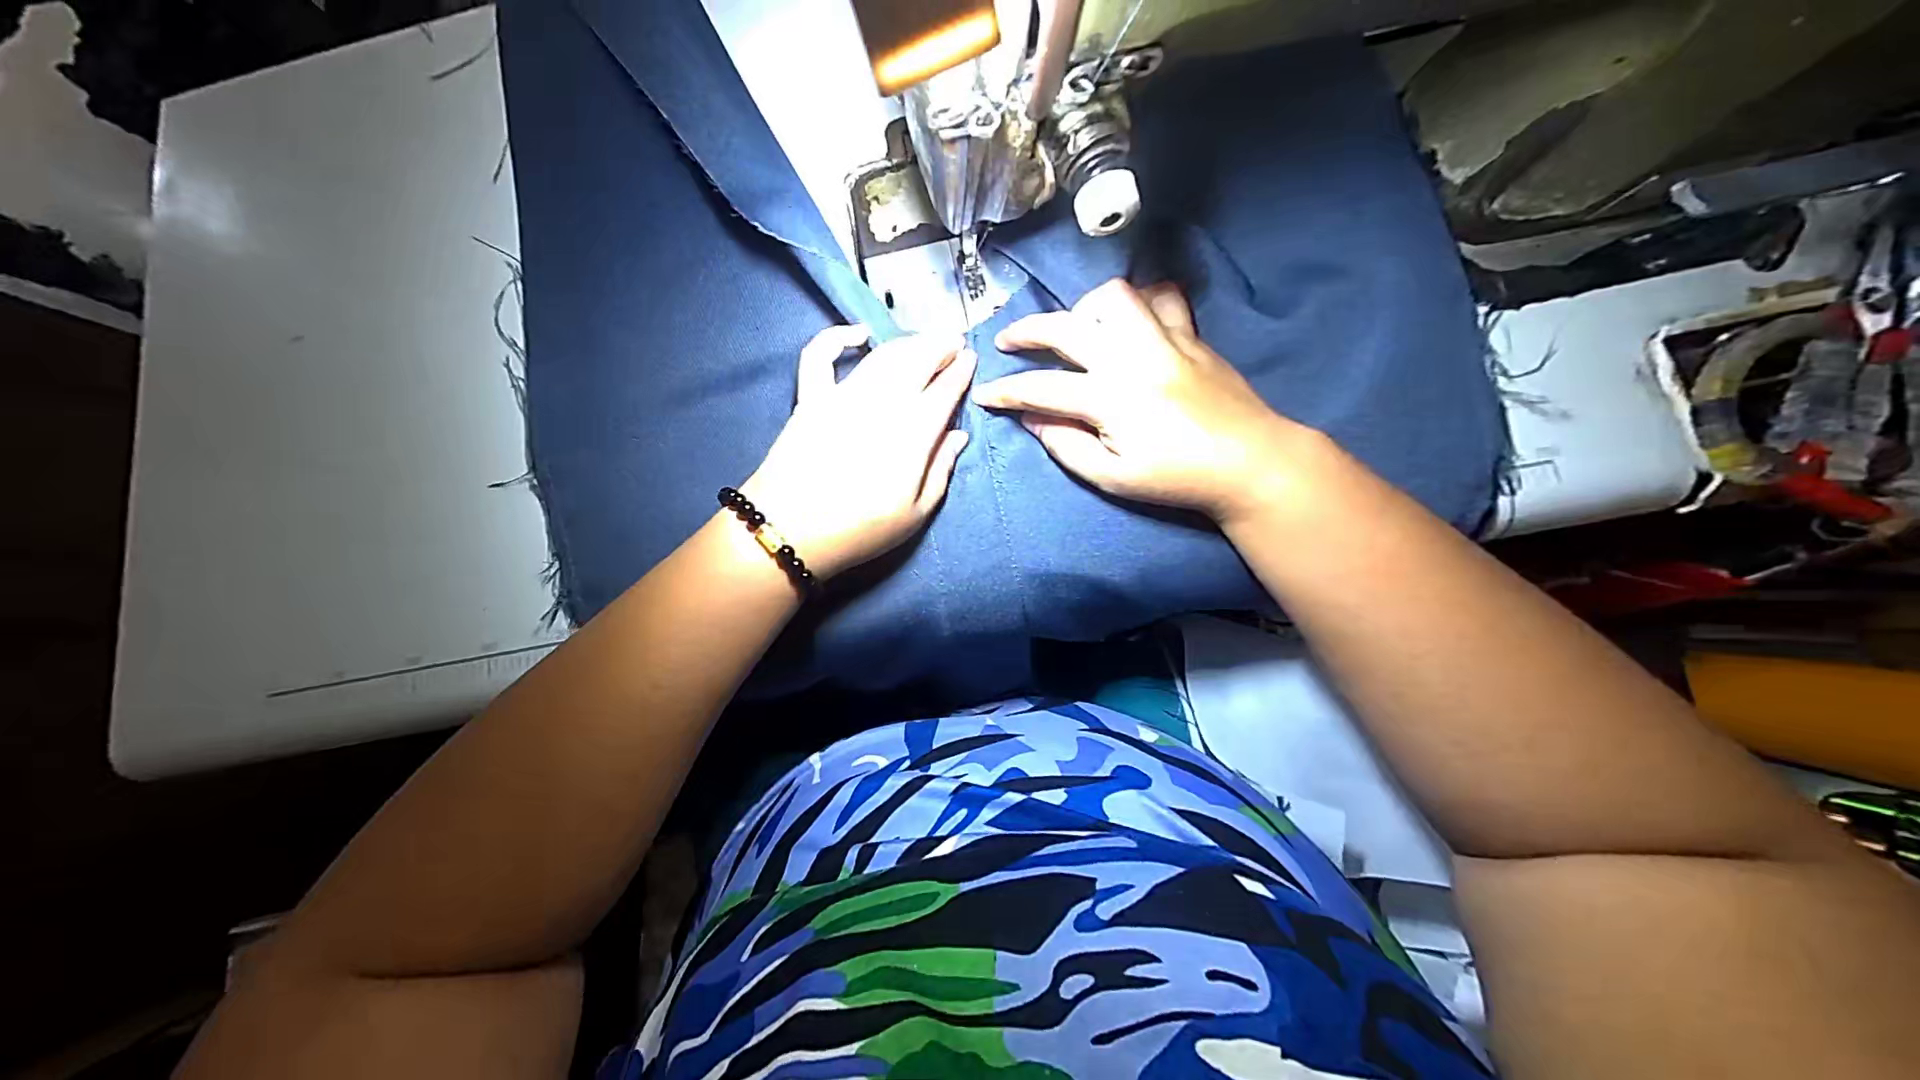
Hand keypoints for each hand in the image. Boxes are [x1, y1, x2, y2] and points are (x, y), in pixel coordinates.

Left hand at [739, 326, 974, 577]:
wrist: (789, 531)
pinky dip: (838, 337)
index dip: (961, 370)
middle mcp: (882, 402)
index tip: (971, 359)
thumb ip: (941, 470)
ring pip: (882, 354)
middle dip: (940, 346)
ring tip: (922, 343)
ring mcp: (843, 395)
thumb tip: (958, 436)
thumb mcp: (915, 514)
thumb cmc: (859, 530)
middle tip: (953, 343)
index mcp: (914, 432)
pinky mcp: (811, 397)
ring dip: (907, 342)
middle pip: (917, 359)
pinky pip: (822, 355)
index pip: (945, 389)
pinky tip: (858, 335)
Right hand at [971, 278, 1334, 526]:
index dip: (1006, 392)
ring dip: (1084, 310)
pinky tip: (1129, 324)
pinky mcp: (1190, 336)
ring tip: (1075, 331)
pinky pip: (1162, 299)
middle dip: (1028, 331)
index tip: (984, 395)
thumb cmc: (1178, 479)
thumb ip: (1067, 446)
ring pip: (1115, 297)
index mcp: (1111, 397)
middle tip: (1008, 343)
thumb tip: (1033, 419)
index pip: (1042, 387)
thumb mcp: (1113, 477)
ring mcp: (1165, 340)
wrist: (1250, 462)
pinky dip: (1139, 304)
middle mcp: (1133, 357)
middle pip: (1067, 326)